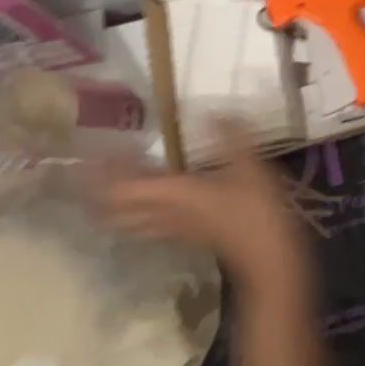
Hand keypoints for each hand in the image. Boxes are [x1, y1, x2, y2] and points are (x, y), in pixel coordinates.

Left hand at [100, 119, 307, 290]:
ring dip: (113, 201)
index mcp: (172, 193)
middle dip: (99, 187)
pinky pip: (146, 222)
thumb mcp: (249, 166)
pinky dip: (136, 210)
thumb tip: (211, 110)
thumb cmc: (256, 209)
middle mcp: (163, 212)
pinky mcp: (183, 234)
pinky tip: (148, 197)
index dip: (104, 169)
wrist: (266, 255)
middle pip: (113, 206)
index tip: (98, 146)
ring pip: (126, 218)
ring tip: (114, 178)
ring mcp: (171, 226)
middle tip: (98, 162)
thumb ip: (230, 137)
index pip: (120, 185)